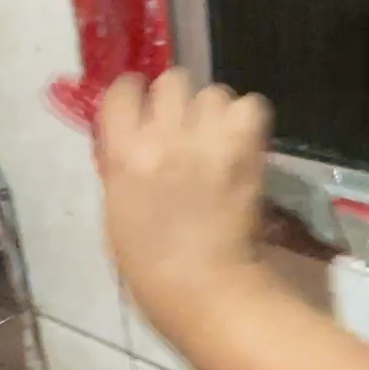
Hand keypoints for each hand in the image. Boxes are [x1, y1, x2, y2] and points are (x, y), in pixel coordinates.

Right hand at [96, 69, 275, 346]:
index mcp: (122, 154)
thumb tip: (134, 140)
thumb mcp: (118, 212)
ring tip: (219, 141)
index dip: (136, 96)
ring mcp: (206, 141)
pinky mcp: (245, 151)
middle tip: (187, 129)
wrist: (205, 289)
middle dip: (179, 102)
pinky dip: (248, 121)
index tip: (145, 108)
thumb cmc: (152, 267)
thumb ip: (123, 167)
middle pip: (172, 80)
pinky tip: (243, 145)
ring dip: (215, 113)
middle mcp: (162, 137)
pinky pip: (251, 106)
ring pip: (214, 91)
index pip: (123, 90)